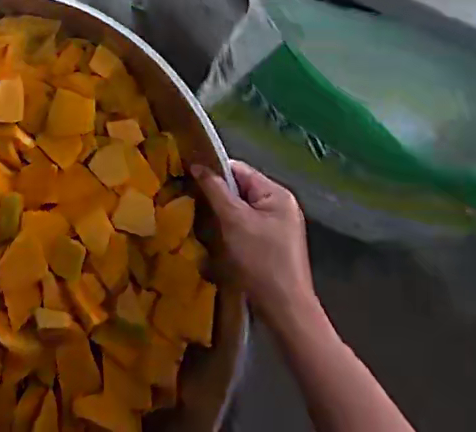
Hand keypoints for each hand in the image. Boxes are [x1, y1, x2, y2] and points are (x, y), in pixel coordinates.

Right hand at [194, 160, 319, 328]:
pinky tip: (219, 238)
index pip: (238, 169)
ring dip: (222, 213)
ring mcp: (279, 226)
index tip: (190, 181)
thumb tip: (197, 165)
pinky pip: (246, 225)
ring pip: (241, 208)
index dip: (213, 173)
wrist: (285, 311)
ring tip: (204, 221)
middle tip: (194, 202)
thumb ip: (214, 188)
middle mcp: (281, 206)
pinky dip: (231, 228)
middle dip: (217, 195)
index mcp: (277, 194)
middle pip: (240, 188)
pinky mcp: (274, 245)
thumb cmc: (260, 260)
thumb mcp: (233, 219)